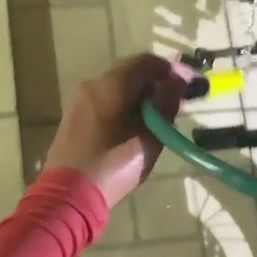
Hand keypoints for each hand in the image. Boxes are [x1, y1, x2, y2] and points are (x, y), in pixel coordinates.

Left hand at [44, 54, 194, 208]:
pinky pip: (103, 102)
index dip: (170, 69)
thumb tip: (181, 76)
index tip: (188, 86)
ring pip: (115, 88)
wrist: (68, 195)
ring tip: (155, 120)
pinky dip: (121, 106)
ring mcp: (79, 100)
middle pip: (129, 72)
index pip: (146, 61)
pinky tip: (131, 128)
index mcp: (111, 83)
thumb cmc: (115, 164)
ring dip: (138, 97)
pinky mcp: (72, 118)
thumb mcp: (150, 136)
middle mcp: (92, 84)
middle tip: (174, 104)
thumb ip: (166, 102)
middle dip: (154, 83)